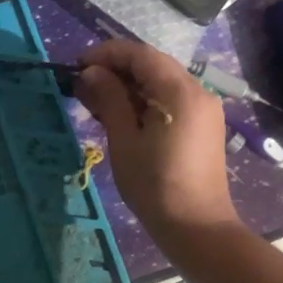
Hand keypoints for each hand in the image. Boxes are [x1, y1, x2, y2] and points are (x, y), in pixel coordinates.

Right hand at [75, 39, 235, 235]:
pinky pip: (172, 96)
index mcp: (179, 91)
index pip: (139, 54)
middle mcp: (198, 90)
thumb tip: (91, 72)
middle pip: (153, 63)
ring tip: (100, 101)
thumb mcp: (124, 140)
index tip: (78, 67)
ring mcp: (205, 107)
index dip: (106, 54)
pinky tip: (126, 115)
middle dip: (117, 68)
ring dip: (131, 83)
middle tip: (85, 85)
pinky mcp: (205, 123)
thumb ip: (109, 99)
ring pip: (162, 79)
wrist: (198, 228)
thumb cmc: (155, 185)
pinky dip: (147, 97)